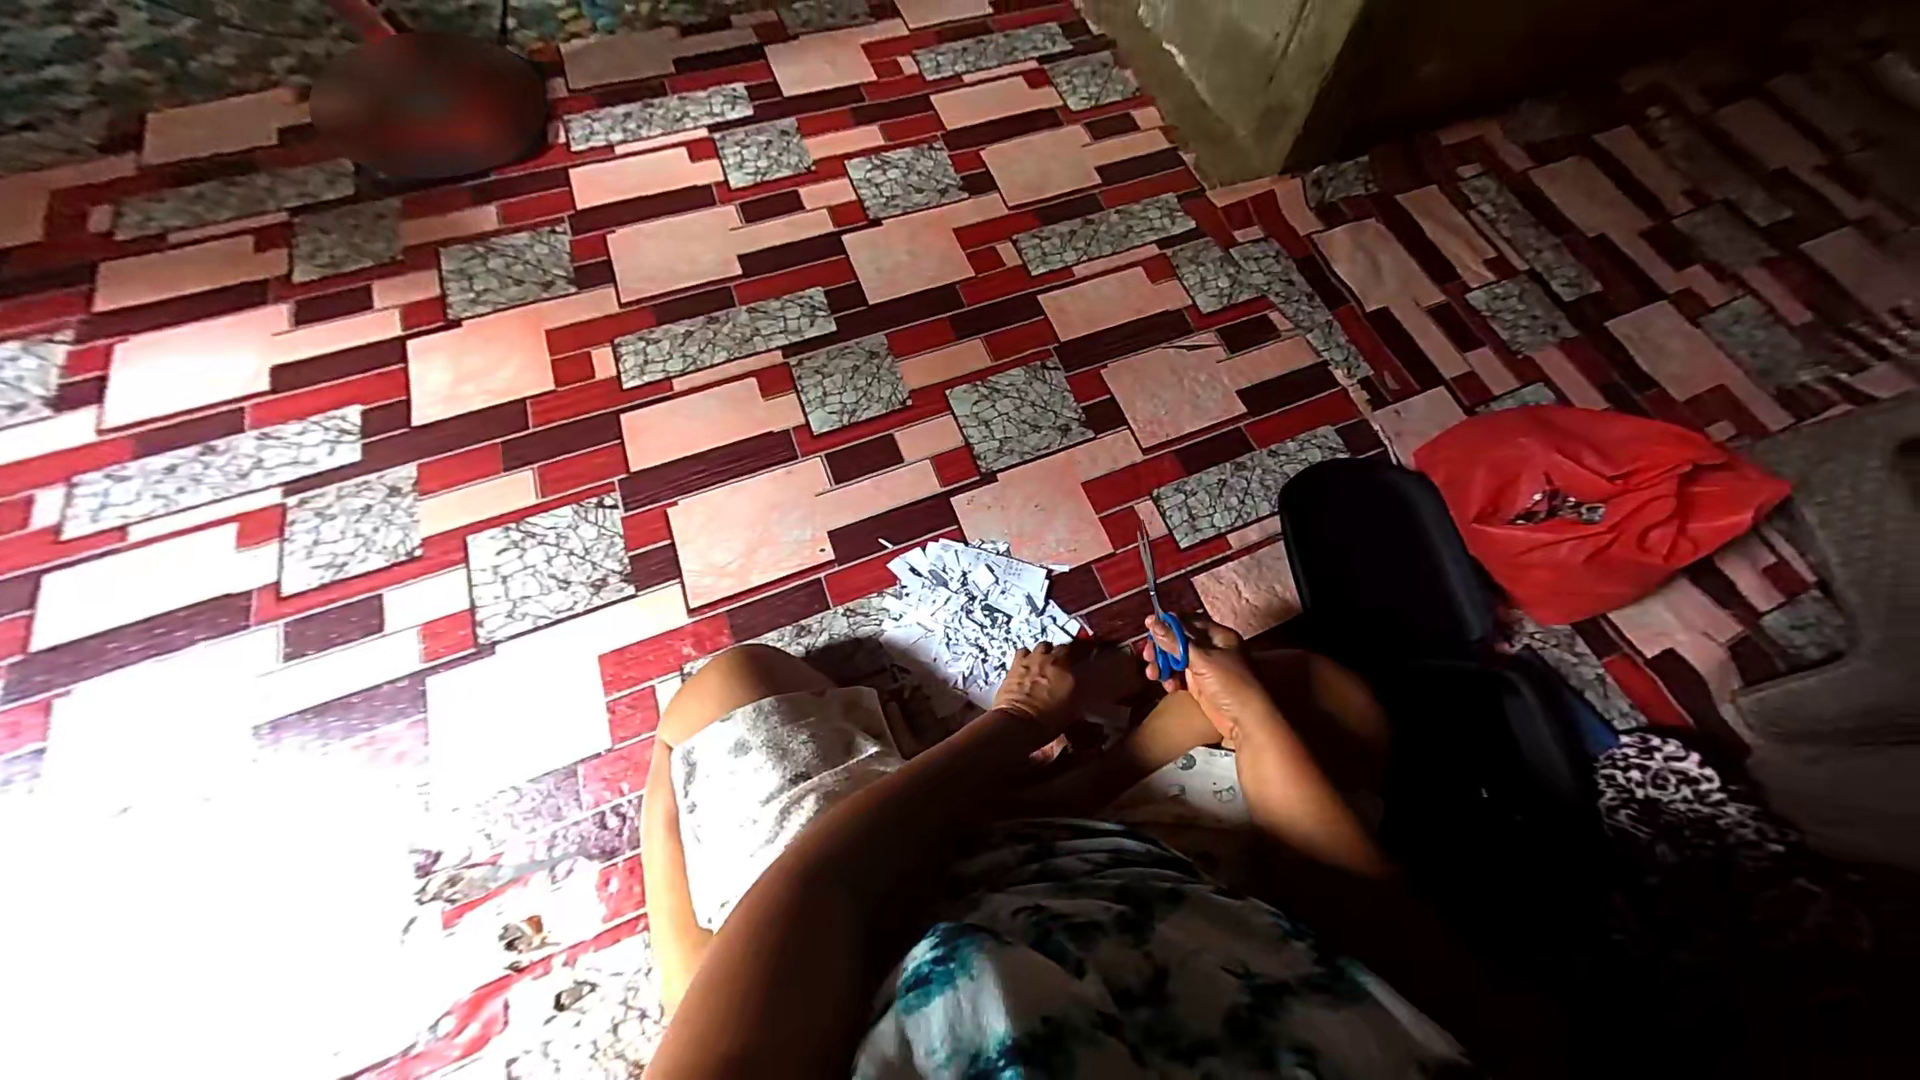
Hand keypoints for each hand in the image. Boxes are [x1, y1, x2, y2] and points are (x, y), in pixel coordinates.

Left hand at [993, 642, 1075, 732]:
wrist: (1019, 722)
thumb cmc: (1049, 720)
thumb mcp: (1072, 709)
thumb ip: (1075, 692)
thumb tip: (1075, 686)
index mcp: (1067, 670)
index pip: (1078, 651)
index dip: (1078, 655)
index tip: (1079, 661)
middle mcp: (1050, 660)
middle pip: (1059, 647)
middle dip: (1060, 654)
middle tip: (1060, 665)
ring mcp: (1032, 659)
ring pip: (1042, 646)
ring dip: (1044, 653)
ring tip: (1042, 663)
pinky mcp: (1015, 663)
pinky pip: (1023, 651)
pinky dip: (1026, 656)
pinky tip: (1025, 665)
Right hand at [1142, 615, 1277, 746]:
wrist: (1246, 721)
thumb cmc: (1229, 684)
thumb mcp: (1201, 659)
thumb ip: (1175, 641)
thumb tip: (1152, 623)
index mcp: (1218, 636)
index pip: (1188, 622)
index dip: (1167, 623)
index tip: (1148, 625)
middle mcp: (1211, 648)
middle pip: (1178, 640)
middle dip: (1161, 647)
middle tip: (1148, 655)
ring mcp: (1204, 667)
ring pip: (1175, 659)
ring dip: (1162, 664)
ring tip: (1153, 673)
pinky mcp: (1199, 684)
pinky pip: (1178, 675)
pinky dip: (1170, 678)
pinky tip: (1167, 685)